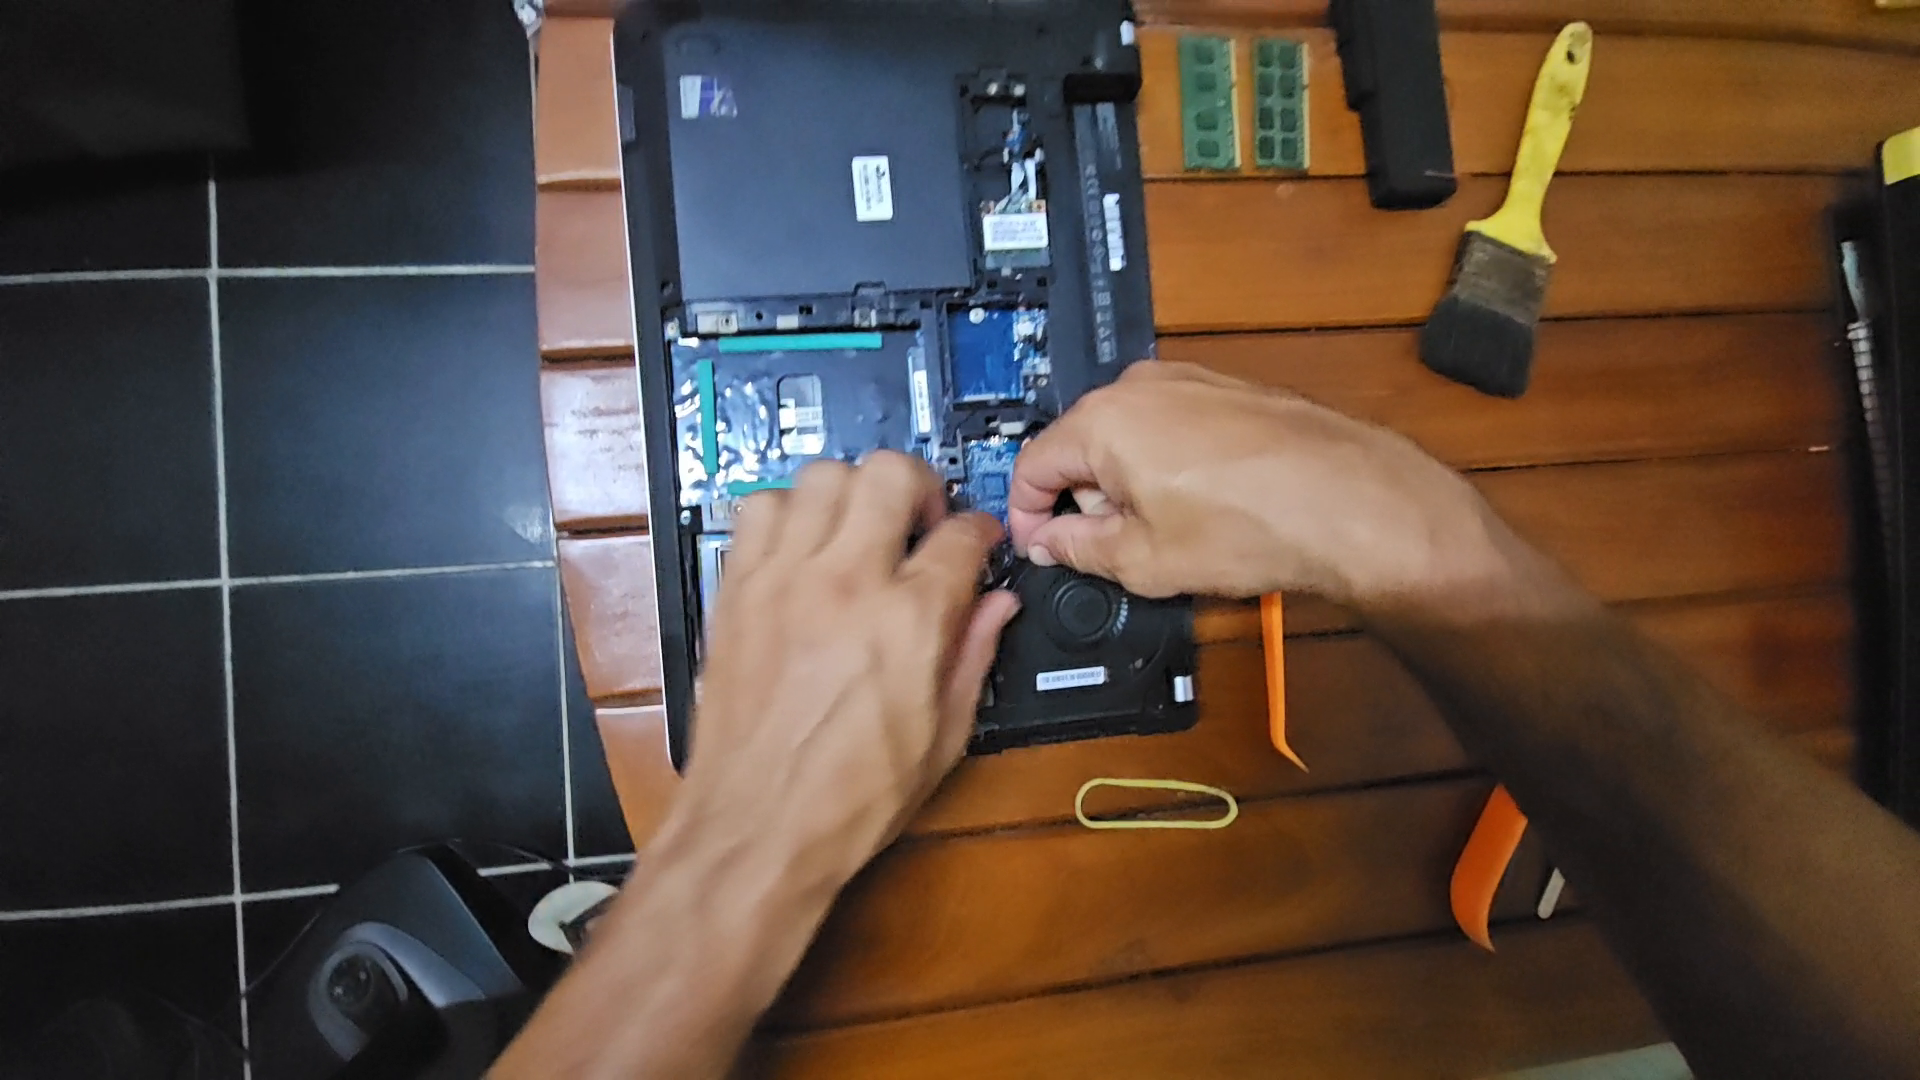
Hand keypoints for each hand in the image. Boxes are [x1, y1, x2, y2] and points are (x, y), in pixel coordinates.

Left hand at [677, 451, 1019, 888]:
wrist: (758, 828)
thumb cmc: (851, 796)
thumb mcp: (944, 736)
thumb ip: (975, 653)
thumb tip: (998, 605)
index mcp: (911, 621)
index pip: (963, 535)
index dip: (981, 532)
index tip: (976, 541)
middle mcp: (848, 584)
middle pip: (891, 474)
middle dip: (920, 486)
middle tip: (920, 520)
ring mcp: (785, 580)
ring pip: (823, 475)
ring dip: (853, 491)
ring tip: (860, 527)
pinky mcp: (739, 590)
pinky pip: (758, 508)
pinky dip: (788, 510)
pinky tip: (803, 544)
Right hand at [1007, 362, 1524, 610]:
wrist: (1354, 503)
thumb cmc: (1253, 526)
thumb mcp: (1141, 558)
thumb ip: (1075, 548)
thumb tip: (1048, 540)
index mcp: (1102, 422)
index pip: (1031, 465)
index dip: (1027, 514)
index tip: (1039, 544)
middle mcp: (1137, 386)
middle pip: (1076, 446)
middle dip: (1080, 498)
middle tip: (1108, 546)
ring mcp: (1184, 380)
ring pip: (1121, 435)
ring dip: (1122, 482)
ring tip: (1164, 527)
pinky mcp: (1221, 388)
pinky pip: (1164, 424)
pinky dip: (1161, 463)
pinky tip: (1197, 501)